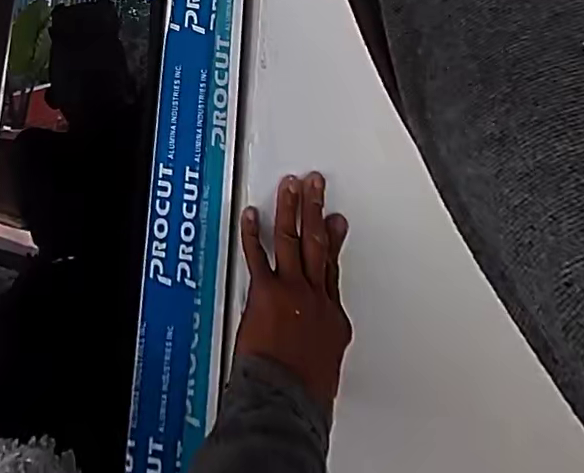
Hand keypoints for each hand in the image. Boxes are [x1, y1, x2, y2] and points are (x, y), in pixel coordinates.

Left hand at [233, 172, 351, 408]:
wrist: (287, 399)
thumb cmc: (305, 388)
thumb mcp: (325, 361)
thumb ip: (318, 336)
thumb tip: (311, 334)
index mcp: (332, 315)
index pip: (332, 266)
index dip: (333, 238)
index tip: (334, 218)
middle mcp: (314, 297)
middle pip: (317, 243)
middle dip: (315, 209)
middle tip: (315, 183)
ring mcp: (291, 291)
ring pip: (292, 240)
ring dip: (290, 208)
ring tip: (290, 185)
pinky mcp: (266, 291)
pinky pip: (258, 254)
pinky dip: (252, 232)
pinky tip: (250, 213)